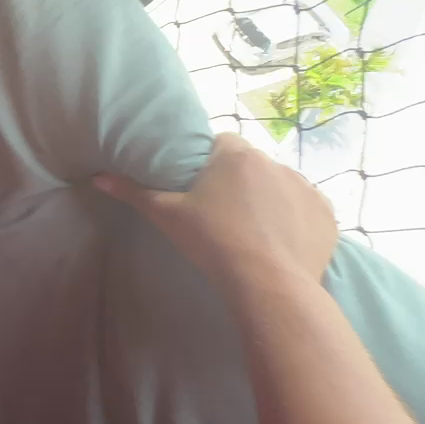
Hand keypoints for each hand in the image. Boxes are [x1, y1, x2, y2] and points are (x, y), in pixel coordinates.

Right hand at [93, 133, 338, 292]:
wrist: (269, 283)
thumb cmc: (211, 239)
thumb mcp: (164, 214)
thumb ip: (132, 191)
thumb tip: (97, 178)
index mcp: (236, 156)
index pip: (222, 140)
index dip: (209, 156)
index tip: (197, 178)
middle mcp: (276, 164)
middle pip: (251, 162)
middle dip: (237, 176)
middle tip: (216, 204)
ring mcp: (307, 190)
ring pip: (278, 183)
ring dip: (265, 194)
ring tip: (247, 223)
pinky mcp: (328, 216)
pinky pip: (304, 206)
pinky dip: (291, 215)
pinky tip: (275, 235)